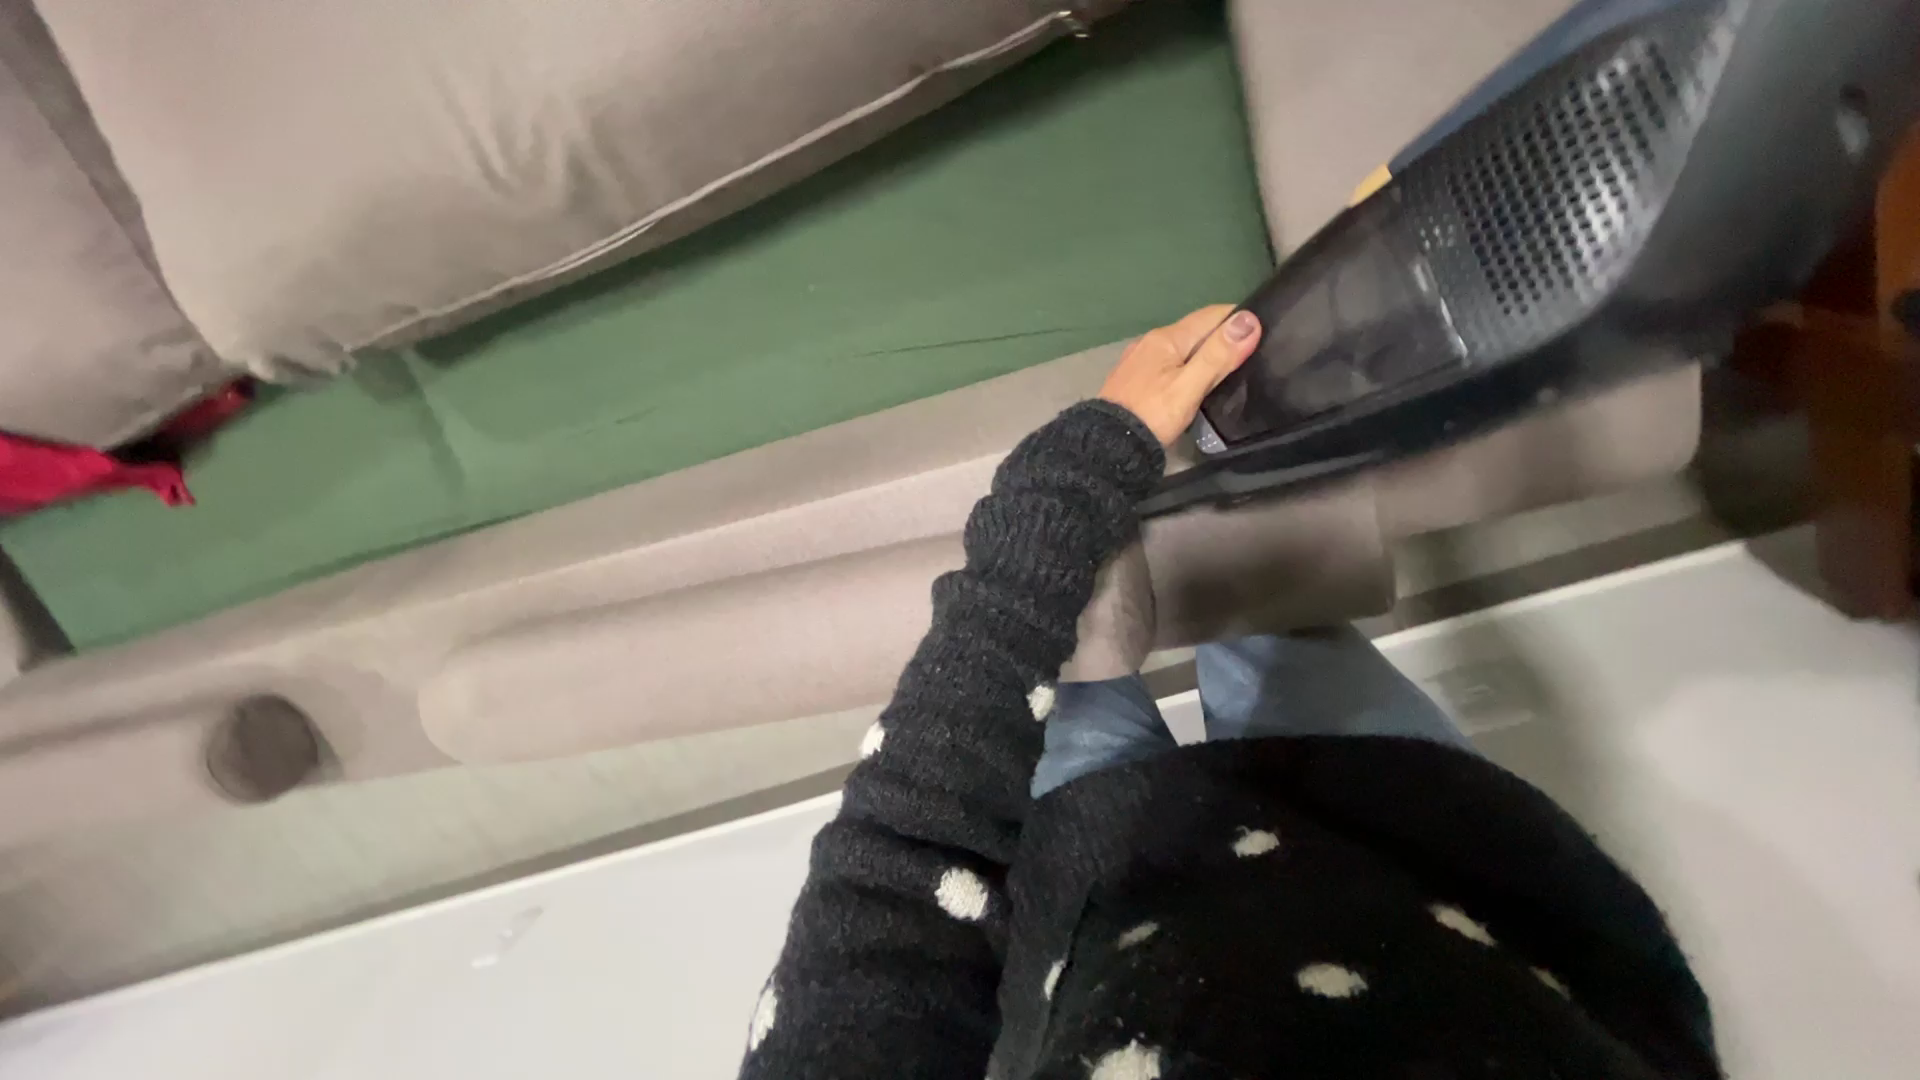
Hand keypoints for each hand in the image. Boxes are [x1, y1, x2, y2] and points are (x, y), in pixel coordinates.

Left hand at [1098, 305, 1262, 446]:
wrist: (1107, 446)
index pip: (1212, 315)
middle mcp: (1150, 342)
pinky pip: (1168, 364)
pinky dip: (1186, 367)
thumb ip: (1217, 355)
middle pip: (1196, 331)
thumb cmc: (1151, 416)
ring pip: (1182, 349)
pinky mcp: (1134, 379)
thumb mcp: (1189, 386)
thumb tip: (1249, 319)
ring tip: (1229, 371)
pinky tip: (1195, 383)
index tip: (1264, 334)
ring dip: (1205, 354)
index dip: (1239, 320)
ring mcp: (1139, 360)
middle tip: (1252, 355)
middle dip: (1223, 338)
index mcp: (1166, 338)